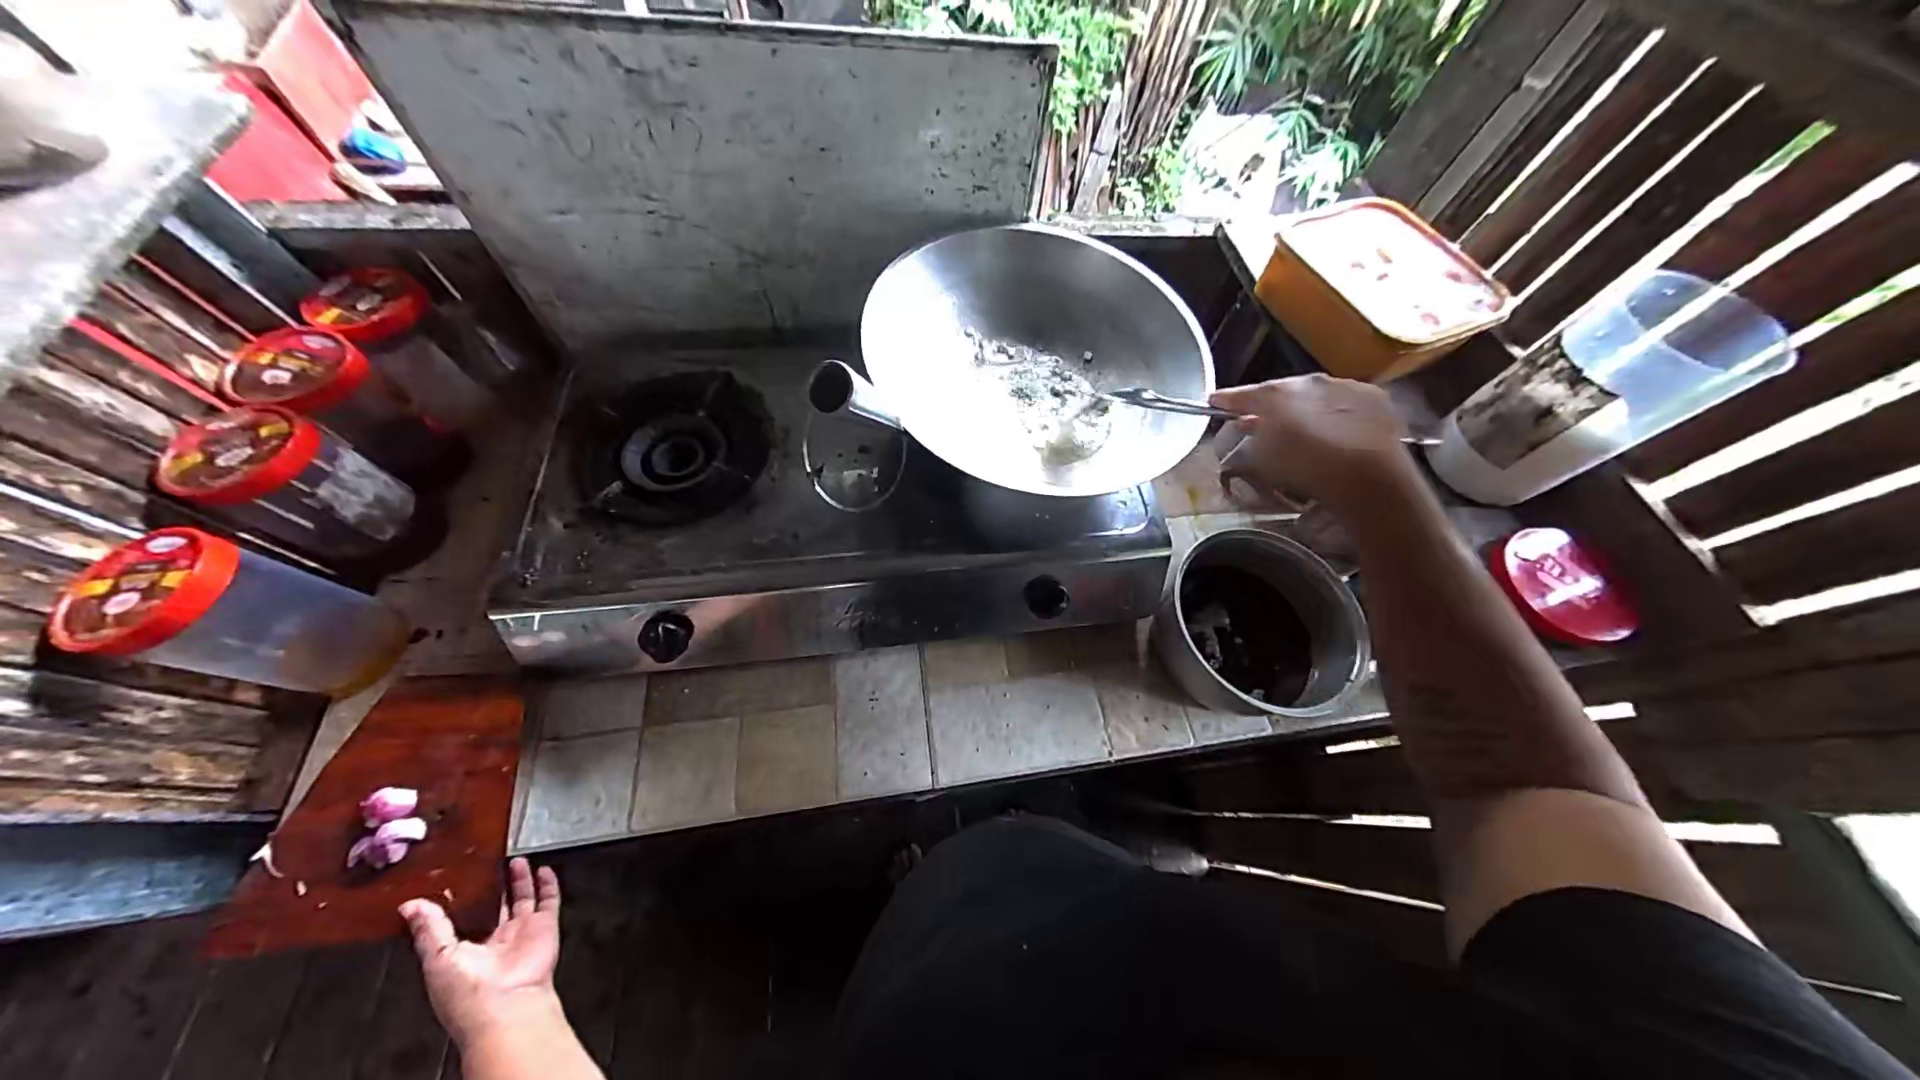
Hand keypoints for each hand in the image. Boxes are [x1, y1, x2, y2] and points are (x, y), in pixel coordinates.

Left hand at [400, 857, 563, 1046]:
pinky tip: (544, 870)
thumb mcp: (437, 958)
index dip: (464, 901)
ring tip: (516, 860)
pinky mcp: (545, 926)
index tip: (460, 881)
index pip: (466, 921)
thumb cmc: (467, 992)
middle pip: (499, 907)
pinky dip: (549, 884)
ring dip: (521, 880)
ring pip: (524, 899)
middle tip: (494, 864)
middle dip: (497, 887)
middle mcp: (497, 941)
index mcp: (468, 952)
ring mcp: (523, 932)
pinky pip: (549, 900)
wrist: (506, 1004)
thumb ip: (429, 929)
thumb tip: (409, 906)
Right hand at [1210, 375, 1414, 510]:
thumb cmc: (1306, 469)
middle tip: (1261, 422)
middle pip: (1280, 391)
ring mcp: (1344, 386)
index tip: (1214, 401)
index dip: (1226, 399)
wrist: (1371, 477)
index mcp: (1276, 393)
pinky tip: (1334, 434)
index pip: (1244, 393)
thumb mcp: (1262, 460)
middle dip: (1268, 405)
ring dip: (1302, 408)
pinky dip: (1333, 414)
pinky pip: (1343, 402)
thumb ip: (1249, 439)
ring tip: (1300, 430)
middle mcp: (1309, 381)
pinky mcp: (1373, 398)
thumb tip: (1246, 426)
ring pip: (1312, 395)